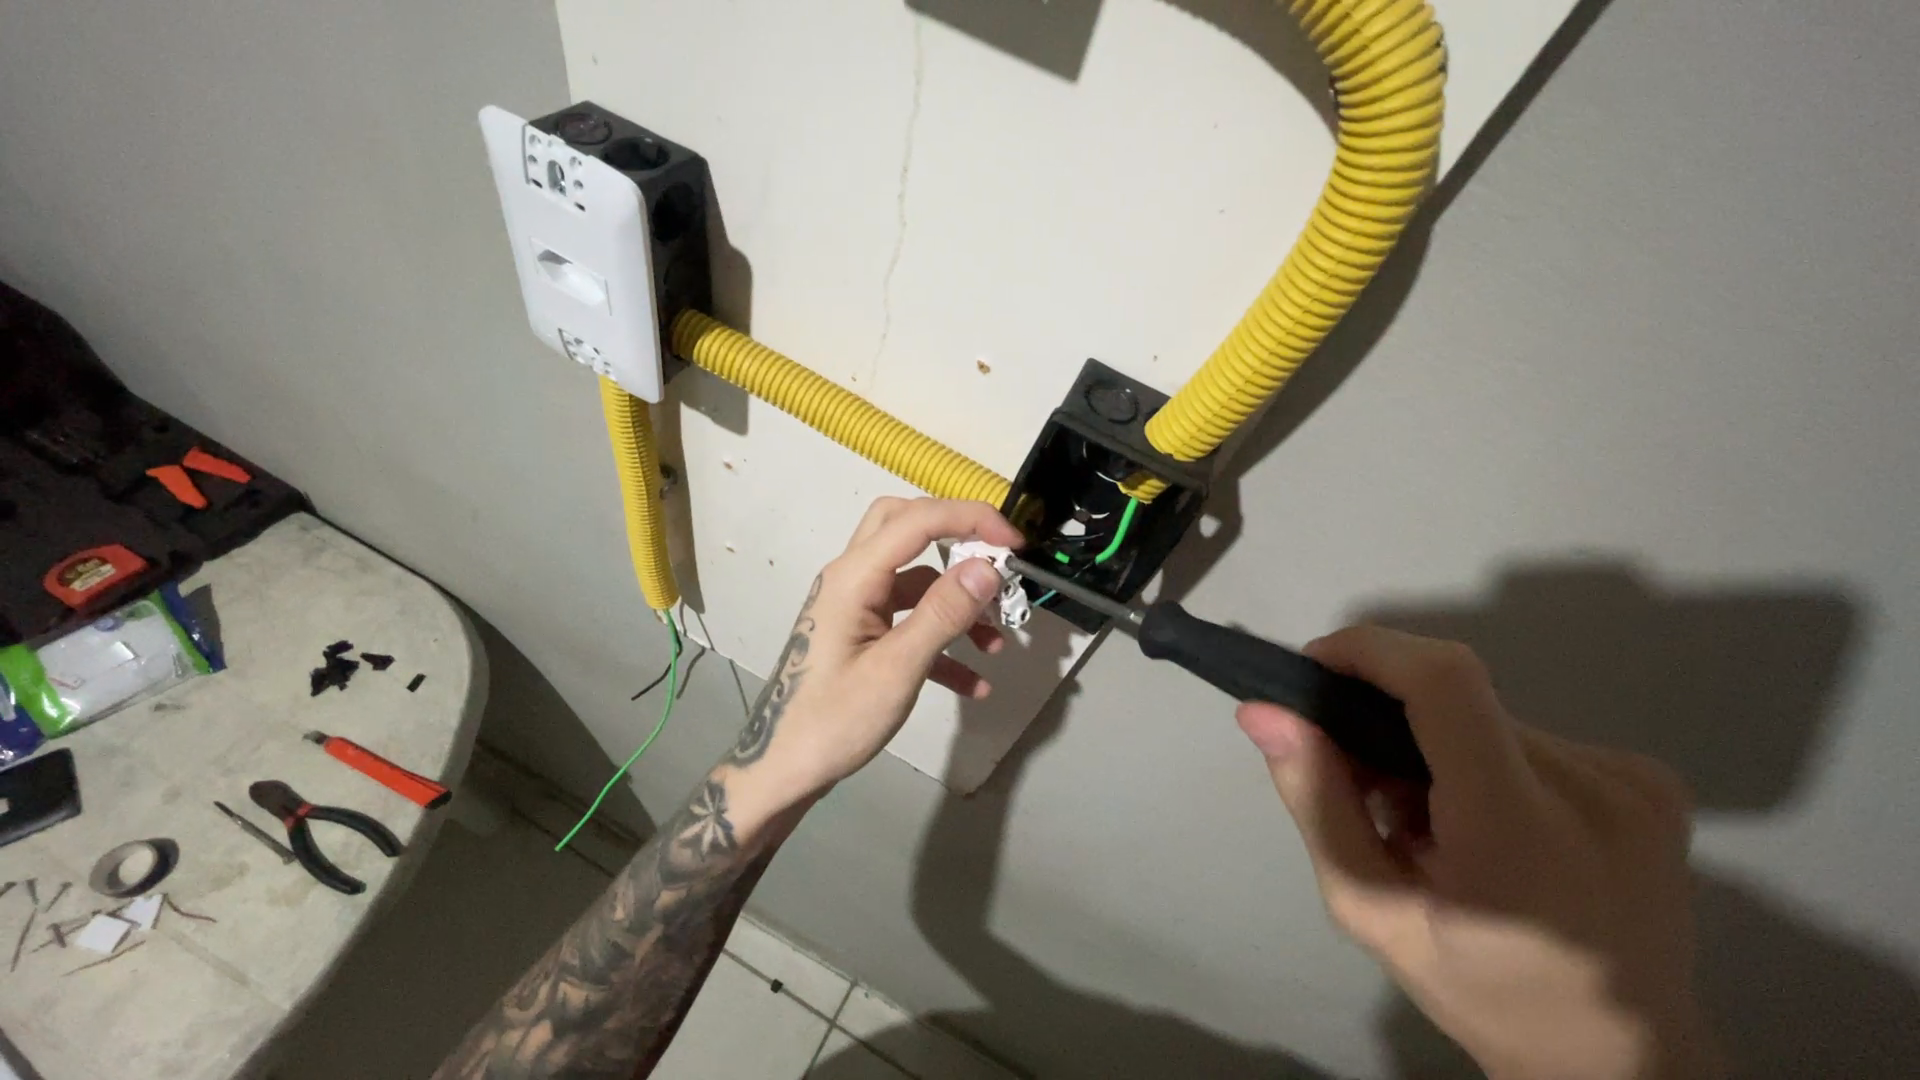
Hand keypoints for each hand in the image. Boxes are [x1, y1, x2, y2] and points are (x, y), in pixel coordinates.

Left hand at [727, 497, 1021, 804]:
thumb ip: (943, 613)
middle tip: (997, 559)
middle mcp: (852, 580)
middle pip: (906, 527)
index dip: (971, 519)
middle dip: (957, 536)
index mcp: (854, 577)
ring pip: (915, 580)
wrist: (784, 771)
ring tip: (996, 642)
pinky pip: (909, 622)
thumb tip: (988, 567)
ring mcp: (856, 608)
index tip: (1015, 543)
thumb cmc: (835, 720)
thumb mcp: (897, 669)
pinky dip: (944, 643)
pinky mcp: (862, 636)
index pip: (918, 520)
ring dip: (957, 602)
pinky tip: (974, 683)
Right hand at [1238, 626, 1722, 1079]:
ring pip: (1487, 717)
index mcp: (1517, 826)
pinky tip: (1484, 822)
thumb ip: (1315, 799)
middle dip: (1388, 719)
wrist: (1623, 1057)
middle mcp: (1590, 784)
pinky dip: (1482, 759)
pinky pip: (1528, 736)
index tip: (1316, 671)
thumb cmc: (1480, 989)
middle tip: (1363, 783)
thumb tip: (1262, 711)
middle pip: (1455, 699)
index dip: (1370, 651)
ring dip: (1436, 744)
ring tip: (1426, 818)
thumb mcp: (1367, 907)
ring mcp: (1632, 780)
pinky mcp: (1649, 781)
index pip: (1443, 681)